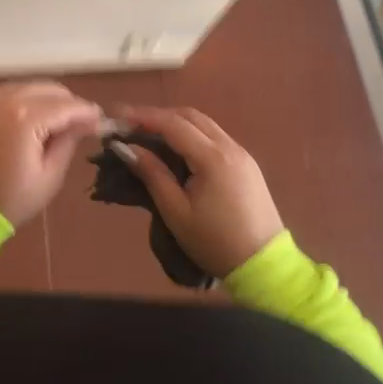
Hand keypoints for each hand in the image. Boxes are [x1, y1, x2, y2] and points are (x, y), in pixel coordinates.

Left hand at [0, 81, 102, 225]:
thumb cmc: (8, 199)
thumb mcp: (48, 176)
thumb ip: (68, 141)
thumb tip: (87, 122)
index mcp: (24, 118)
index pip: (65, 105)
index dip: (87, 112)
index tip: (101, 122)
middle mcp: (4, 99)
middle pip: (48, 88)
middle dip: (68, 102)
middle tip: (81, 124)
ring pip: (28, 85)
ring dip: (47, 99)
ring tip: (58, 122)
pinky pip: (8, 92)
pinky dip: (25, 100)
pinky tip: (33, 119)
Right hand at [112, 106, 284, 277]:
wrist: (264, 267)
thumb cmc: (215, 242)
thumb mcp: (176, 211)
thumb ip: (152, 174)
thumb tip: (127, 148)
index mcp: (213, 158)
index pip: (172, 124)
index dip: (143, 117)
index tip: (117, 117)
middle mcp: (230, 147)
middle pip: (190, 116)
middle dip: (159, 116)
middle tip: (132, 125)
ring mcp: (242, 155)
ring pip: (204, 125)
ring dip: (176, 124)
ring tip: (149, 135)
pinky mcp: (247, 165)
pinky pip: (214, 138)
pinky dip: (192, 135)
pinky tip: (177, 149)